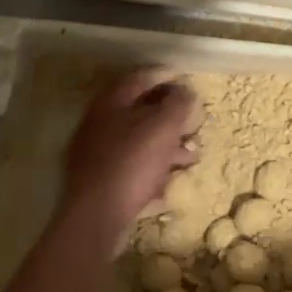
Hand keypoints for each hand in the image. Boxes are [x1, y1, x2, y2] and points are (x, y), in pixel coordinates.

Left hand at [63, 69, 198, 237]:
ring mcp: (99, 154)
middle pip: (143, 111)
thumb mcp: (163, 126)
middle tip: (194, 124)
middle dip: (173, 118)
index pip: (143, 76)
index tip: (189, 81)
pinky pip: (134, 169)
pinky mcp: (102, 182)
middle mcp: (101, 123)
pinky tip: (168, 186)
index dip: (168, 75)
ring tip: (191, 159)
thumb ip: (178, 103)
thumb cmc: (132, 161)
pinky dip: (153, 172)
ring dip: (169, 147)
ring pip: (141, 142)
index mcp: (112, 102)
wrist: (97, 216)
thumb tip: (186, 92)